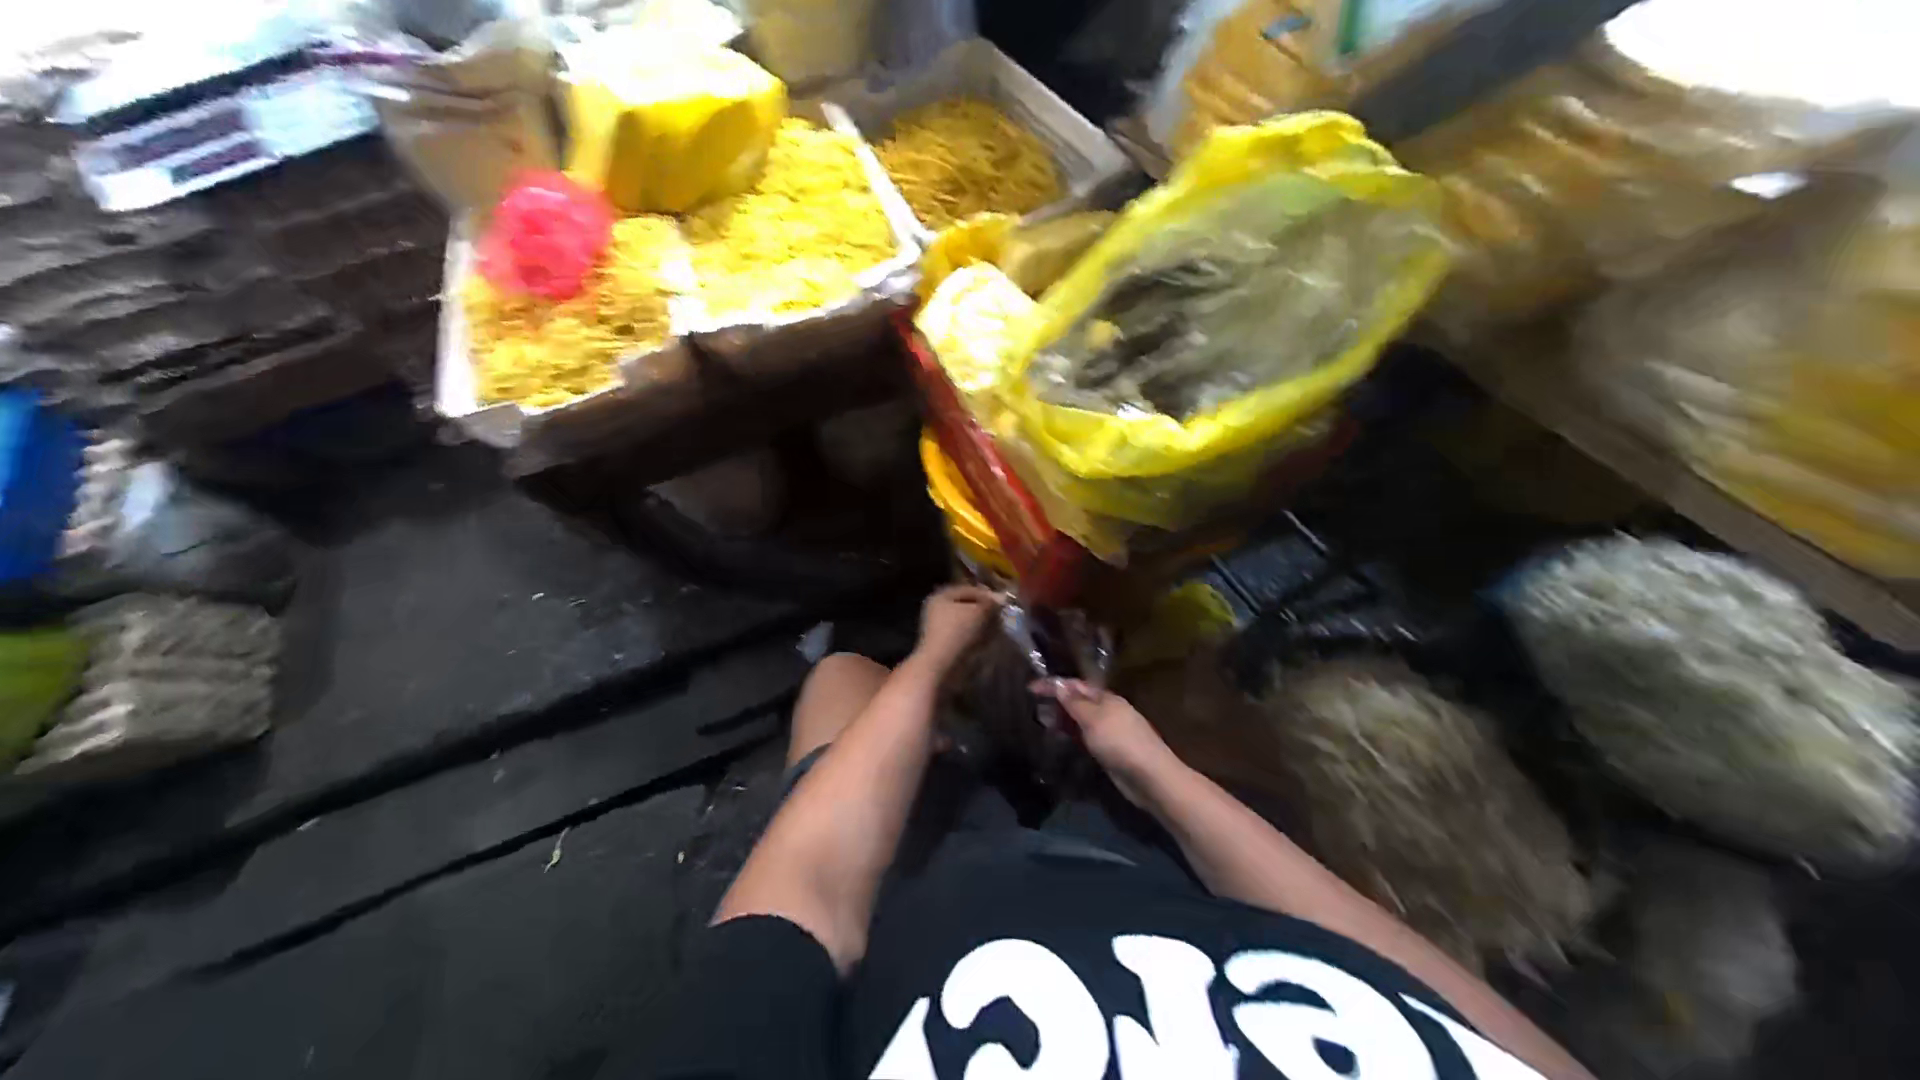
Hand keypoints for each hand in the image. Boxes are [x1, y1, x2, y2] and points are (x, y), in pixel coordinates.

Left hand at [913, 584, 999, 670]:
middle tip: (1000, 618)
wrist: (940, 667)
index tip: (1003, 604)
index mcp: (941, 596)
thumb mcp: (980, 613)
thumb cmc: (958, 633)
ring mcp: (938, 628)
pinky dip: (975, 637)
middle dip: (984, 611)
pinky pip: (963, 636)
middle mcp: (937, 609)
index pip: (969, 590)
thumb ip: (991, 604)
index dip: (987, 595)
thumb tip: (1000, 600)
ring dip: (981, 625)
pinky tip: (986, 642)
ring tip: (995, 631)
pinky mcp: (943, 644)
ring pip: (966, 622)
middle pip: (966, 606)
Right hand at [1031, 679, 1183, 806]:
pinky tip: (1062, 741)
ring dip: (1063, 720)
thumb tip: (1059, 685)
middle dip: (1057, 702)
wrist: (1150, 777)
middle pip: (1078, 701)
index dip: (1053, 685)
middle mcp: (1108, 711)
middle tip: (1035, 708)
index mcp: (1106, 698)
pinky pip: (1085, 737)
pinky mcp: (1109, 751)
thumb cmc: (1120, 742)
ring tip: (1043, 724)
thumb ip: (1075, 702)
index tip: (1030, 688)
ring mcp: (1109, 731)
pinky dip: (1072, 735)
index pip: (1075, 686)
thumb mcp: (1094, 719)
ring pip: (1080, 720)